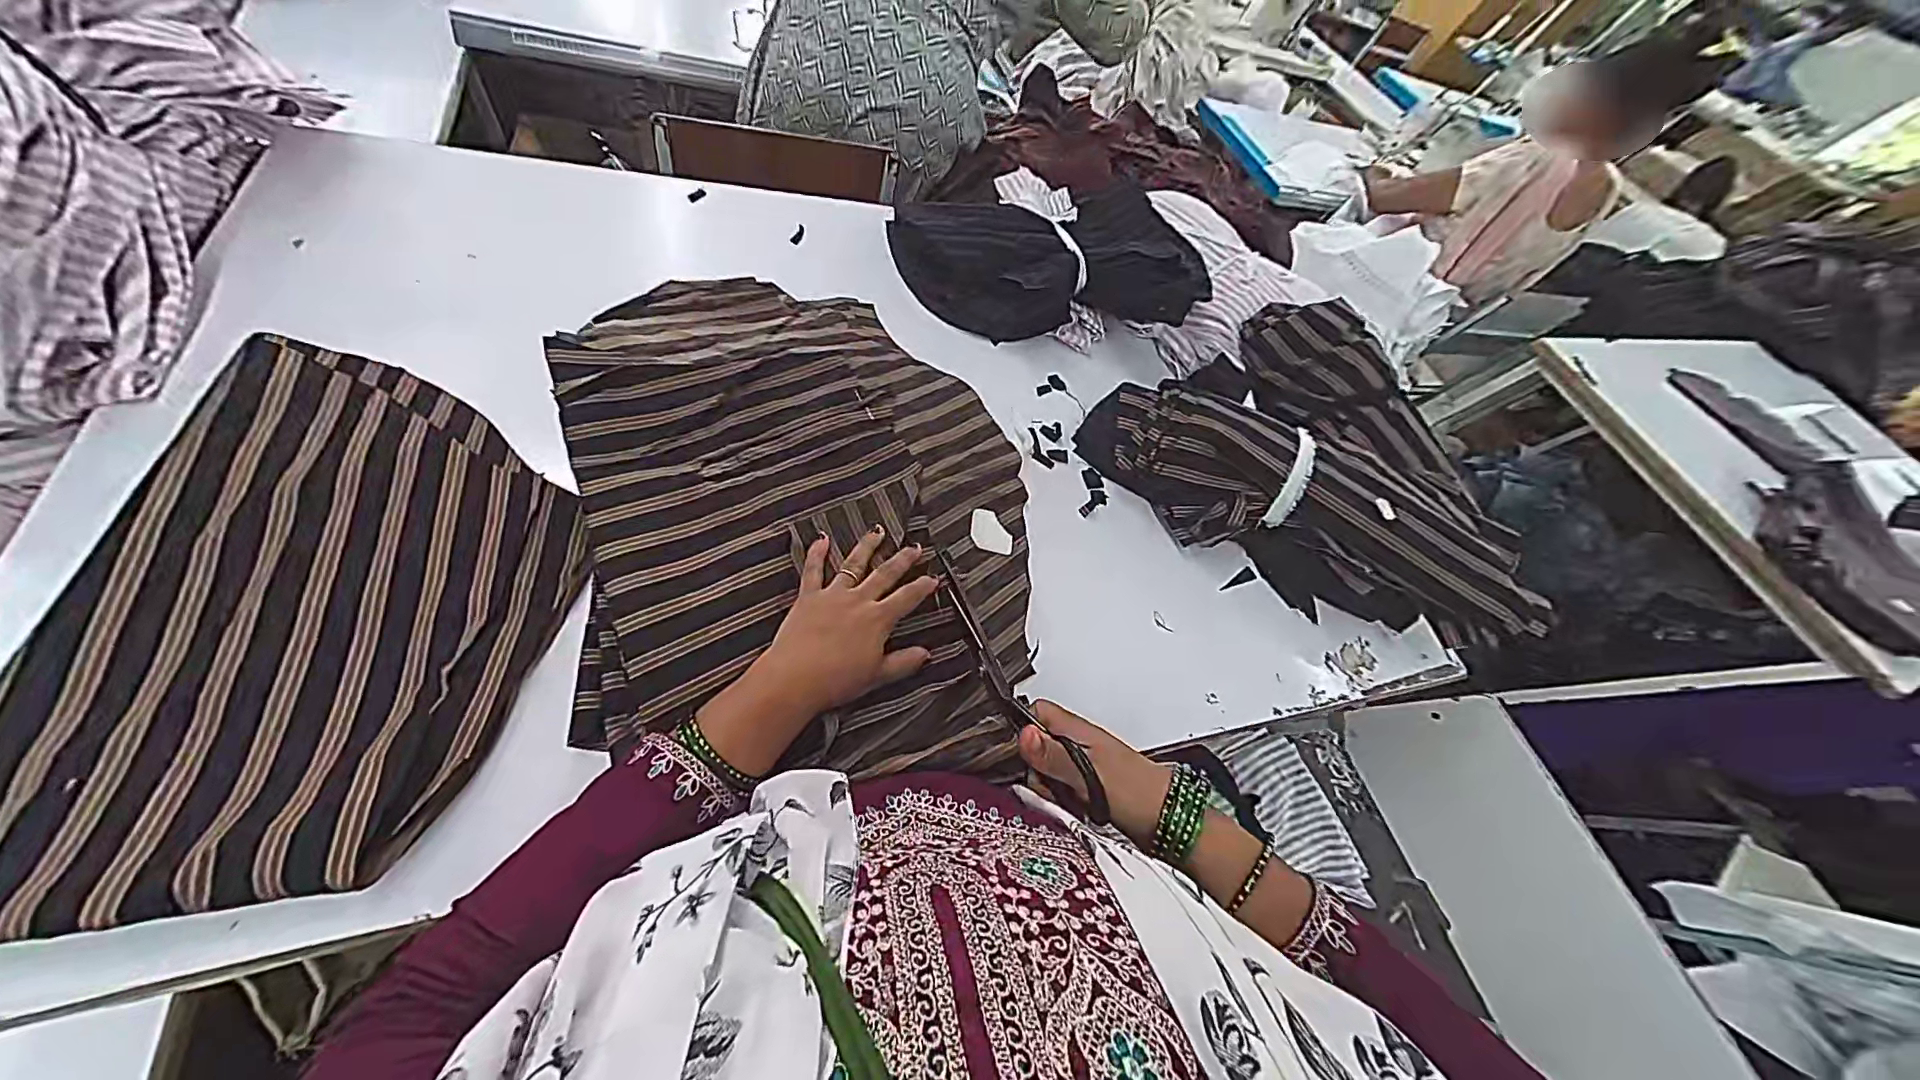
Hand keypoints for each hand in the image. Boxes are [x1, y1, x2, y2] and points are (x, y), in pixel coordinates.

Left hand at [695, 526, 940, 775]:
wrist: (794, 679)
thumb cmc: (834, 680)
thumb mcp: (877, 675)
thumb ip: (904, 662)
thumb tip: (924, 654)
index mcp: (877, 619)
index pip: (907, 598)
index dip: (922, 587)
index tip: (932, 578)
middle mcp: (857, 601)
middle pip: (885, 574)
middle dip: (902, 559)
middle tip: (914, 548)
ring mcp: (832, 596)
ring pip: (854, 564)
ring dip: (867, 546)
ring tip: (877, 532)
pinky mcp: (808, 598)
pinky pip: (813, 570)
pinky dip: (816, 554)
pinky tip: (822, 540)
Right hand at [1016, 701, 1173, 848]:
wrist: (1170, 820)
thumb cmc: (1139, 791)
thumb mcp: (1087, 773)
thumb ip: (1052, 755)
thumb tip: (1024, 735)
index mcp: (1075, 729)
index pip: (1032, 713)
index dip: (1021, 731)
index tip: (1021, 756)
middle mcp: (1076, 743)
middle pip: (1033, 747)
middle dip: (1034, 770)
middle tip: (1049, 785)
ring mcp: (1080, 765)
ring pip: (1044, 772)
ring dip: (1048, 790)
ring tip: (1067, 801)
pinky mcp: (1085, 788)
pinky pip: (1057, 792)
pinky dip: (1060, 803)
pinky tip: (1073, 810)